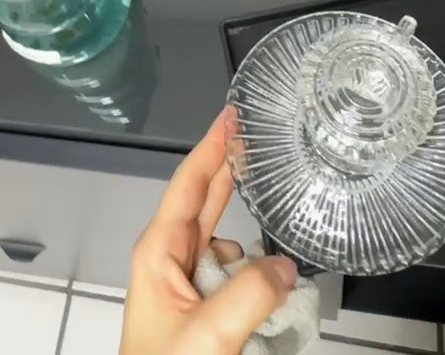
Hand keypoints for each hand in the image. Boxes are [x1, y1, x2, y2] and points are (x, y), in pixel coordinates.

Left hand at [120, 107, 296, 354]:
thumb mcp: (208, 335)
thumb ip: (250, 293)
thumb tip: (285, 264)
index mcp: (159, 251)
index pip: (190, 183)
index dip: (211, 145)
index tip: (230, 113)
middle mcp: (171, 260)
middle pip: (206, 200)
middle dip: (231, 169)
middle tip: (256, 135)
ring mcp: (187, 287)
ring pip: (228, 245)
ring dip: (252, 248)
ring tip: (278, 266)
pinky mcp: (203, 312)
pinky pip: (237, 279)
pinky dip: (256, 278)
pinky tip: (273, 296)